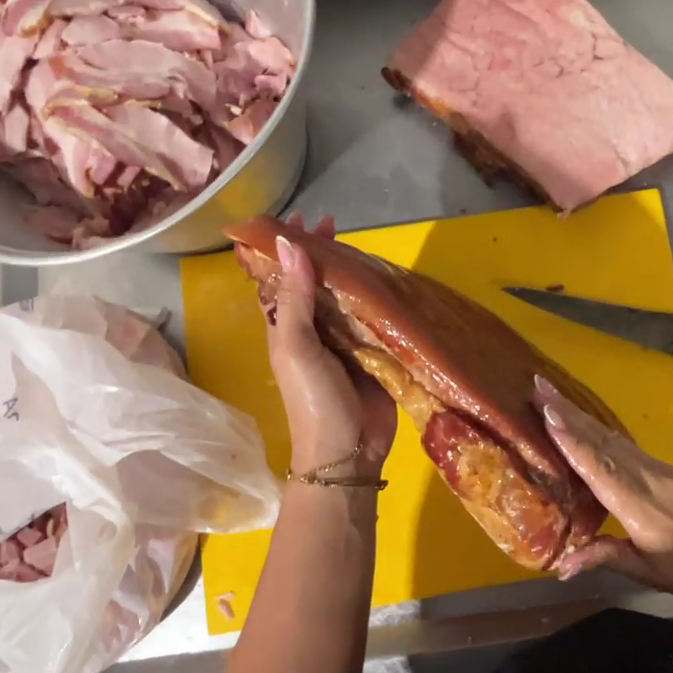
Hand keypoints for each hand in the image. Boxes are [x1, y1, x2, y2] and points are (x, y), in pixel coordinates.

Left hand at [265, 215, 397, 477]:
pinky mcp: (374, 356)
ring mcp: (346, 344)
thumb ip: (295, 298)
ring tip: (364, 245)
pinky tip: (391, 281)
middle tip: (336, 223)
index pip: (282, 279)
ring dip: (353, 274)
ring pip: (347, 299)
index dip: (287, 250)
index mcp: (287, 328)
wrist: (348, 453)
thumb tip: (290, 244)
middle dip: (323, 255)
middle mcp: (315, 332)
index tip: (301, 220)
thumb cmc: (314, 401)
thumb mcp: (297, 346)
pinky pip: (375, 320)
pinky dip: (380, 300)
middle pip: (316, 284)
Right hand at [534, 376, 672, 607]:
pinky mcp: (668, 469)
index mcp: (640, 505)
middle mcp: (649, 478)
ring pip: (614, 439)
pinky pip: (628, 446)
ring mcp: (660, 469)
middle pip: (603, 441)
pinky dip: (601, 432)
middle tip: (537, 386)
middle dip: (568, 413)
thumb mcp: (647, 571)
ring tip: (553, 397)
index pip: (599, 467)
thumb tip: (561, 565)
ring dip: (582, 417)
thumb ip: (604, 557)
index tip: (548, 412)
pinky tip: (587, 424)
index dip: (572, 440)